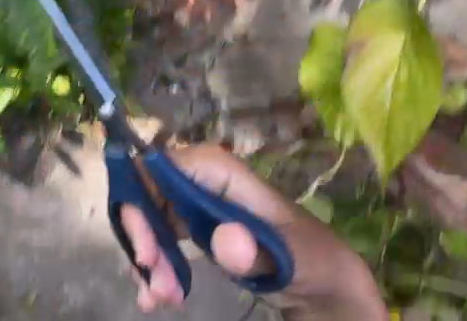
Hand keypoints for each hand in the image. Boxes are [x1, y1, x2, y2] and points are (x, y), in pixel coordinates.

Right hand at [118, 146, 386, 320]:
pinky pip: (158, 234)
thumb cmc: (312, 260)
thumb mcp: (290, 259)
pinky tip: (156, 295)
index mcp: (216, 169)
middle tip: (153, 283)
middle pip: (146, 192)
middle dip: (142, 238)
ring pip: (147, 215)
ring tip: (161, 297)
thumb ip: (255, 250)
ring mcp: (193, 199)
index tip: (147, 254)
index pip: (157, 168)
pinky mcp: (192, 223)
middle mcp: (198, 176)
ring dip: (147, 256)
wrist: (326, 284)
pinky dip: (153, 264)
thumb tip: (223, 240)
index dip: (140, 204)